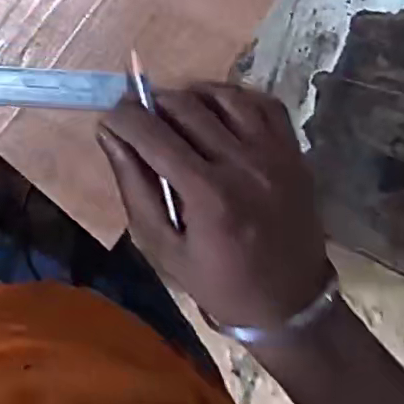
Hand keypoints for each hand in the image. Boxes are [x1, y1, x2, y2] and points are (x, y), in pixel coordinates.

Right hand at [98, 84, 332, 332]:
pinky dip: (233, 98)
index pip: (151, 133)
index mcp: (208, 195)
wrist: (292, 308)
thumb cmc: (218, 282)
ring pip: (222, 95)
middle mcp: (243, 165)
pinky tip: (216, 112)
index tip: (110, 119)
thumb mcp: (161, 245)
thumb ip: (132, 184)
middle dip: (150, 104)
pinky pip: (263, 102)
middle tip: (138, 119)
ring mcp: (275, 155)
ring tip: (174, 114)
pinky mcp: (294, 153)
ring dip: (189, 96)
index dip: (122, 117)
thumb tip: (109, 133)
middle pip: (183, 105)